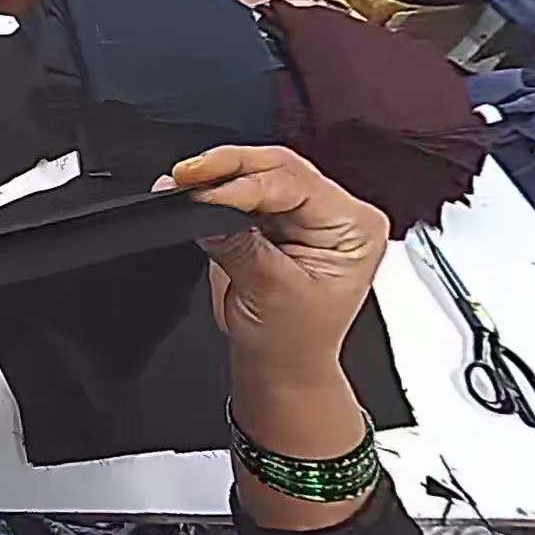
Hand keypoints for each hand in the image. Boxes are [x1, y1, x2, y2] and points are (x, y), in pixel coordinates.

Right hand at [159, 145, 390, 384]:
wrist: (279, 367)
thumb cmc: (293, 342)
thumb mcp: (271, 292)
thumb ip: (239, 245)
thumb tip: (206, 209)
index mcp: (352, 227)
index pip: (295, 185)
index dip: (243, 186)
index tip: (202, 195)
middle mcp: (331, 213)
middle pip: (278, 167)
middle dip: (228, 168)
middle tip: (187, 174)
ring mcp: (300, 215)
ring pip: (257, 174)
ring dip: (217, 177)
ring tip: (182, 181)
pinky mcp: (270, 221)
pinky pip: (240, 194)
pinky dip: (212, 192)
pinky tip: (189, 191)